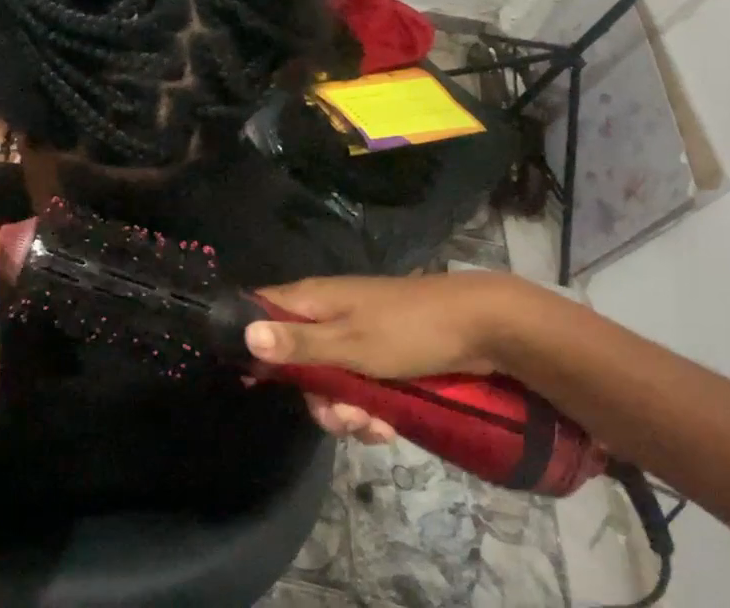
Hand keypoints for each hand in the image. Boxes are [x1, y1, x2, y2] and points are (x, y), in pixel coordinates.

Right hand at [246, 272, 537, 437]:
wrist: (485, 327)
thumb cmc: (409, 330)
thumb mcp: (349, 343)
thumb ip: (298, 344)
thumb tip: (244, 335)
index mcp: (312, 301)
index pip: (261, 310)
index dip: (251, 341)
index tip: (254, 378)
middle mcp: (328, 315)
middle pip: (296, 358)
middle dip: (315, 396)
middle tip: (338, 419)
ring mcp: (357, 336)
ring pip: (330, 379)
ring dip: (345, 410)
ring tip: (372, 428)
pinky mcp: (383, 356)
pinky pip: (360, 386)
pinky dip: (370, 410)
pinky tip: (387, 428)